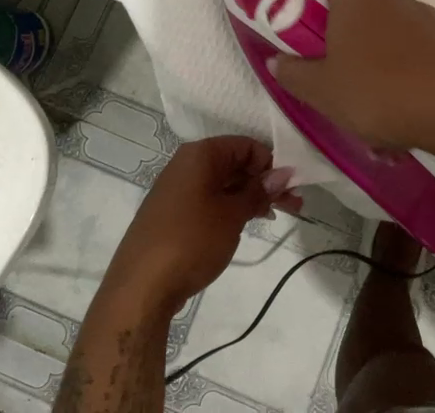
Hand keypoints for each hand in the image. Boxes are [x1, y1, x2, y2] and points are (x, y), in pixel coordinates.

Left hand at [101, 136, 300, 313]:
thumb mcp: (232, 215)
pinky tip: (248, 224)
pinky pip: (210, 202)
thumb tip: (283, 173)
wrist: (140, 288)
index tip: (290, 187)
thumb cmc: (191, 240)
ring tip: (276, 217)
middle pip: (235, 165)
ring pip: (224, 185)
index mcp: (200, 155)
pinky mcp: (173, 215)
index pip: (245, 145)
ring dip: (251, 198)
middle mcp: (187, 166)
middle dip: (264, 183)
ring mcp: (178, 191)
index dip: (270, 163)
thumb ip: (258, 191)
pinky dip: (231, 209)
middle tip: (294, 205)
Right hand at [269, 0, 434, 155]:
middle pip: (356, 29)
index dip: (318, 42)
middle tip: (347, 104)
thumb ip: (293, 73)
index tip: (320, 76)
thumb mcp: (322, 92)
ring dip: (379, 78)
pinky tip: (409, 117)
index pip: (323, 8)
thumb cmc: (380, 93)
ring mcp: (423, 16)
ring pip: (386, 48)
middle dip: (351, 64)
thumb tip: (278, 59)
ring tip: (381, 122)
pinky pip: (415, 60)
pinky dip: (408, 83)